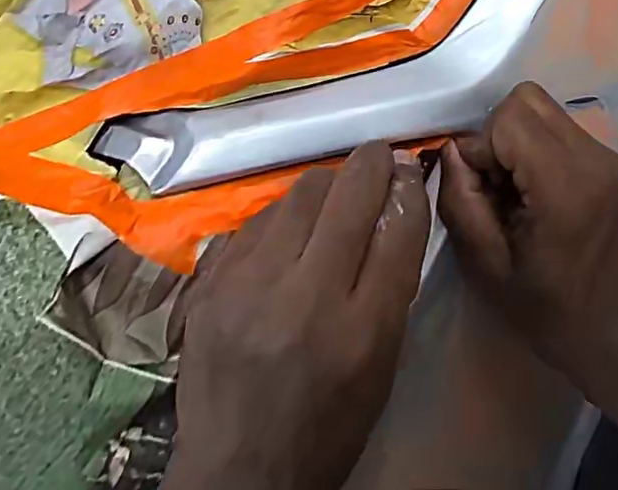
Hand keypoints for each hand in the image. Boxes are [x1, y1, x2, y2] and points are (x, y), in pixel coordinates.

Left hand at [164, 142, 431, 489]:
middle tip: (377, 159)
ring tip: (333, 200)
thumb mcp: (381, 359)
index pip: (397, 225)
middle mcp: (305, 300)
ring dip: (327, 185)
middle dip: (370, 163)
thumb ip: (392, 276)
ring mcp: (249, 286)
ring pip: (301, 191)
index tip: (405, 168)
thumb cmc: (328, 421)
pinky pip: (259, 217)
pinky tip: (289, 235)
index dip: (406, 185)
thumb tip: (397, 197)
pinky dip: (284, 214)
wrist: (237, 471)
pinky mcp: (211, 282)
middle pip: (348, 192)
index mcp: (362, 331)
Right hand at [437, 83, 617, 406]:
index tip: (481, 189)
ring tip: (517, 189)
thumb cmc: (552, 313)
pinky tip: (539, 191)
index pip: (510, 117)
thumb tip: (453, 149)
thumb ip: (461, 199)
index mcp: (567, 186)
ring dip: (518, 139)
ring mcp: (610, 156)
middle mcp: (595, 158)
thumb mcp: (488, 266)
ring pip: (544, 110)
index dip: (483, 146)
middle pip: (528, 100)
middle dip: (498, 133)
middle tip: (497, 183)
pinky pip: (561, 129)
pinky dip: (538, 147)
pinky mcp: (615, 160)